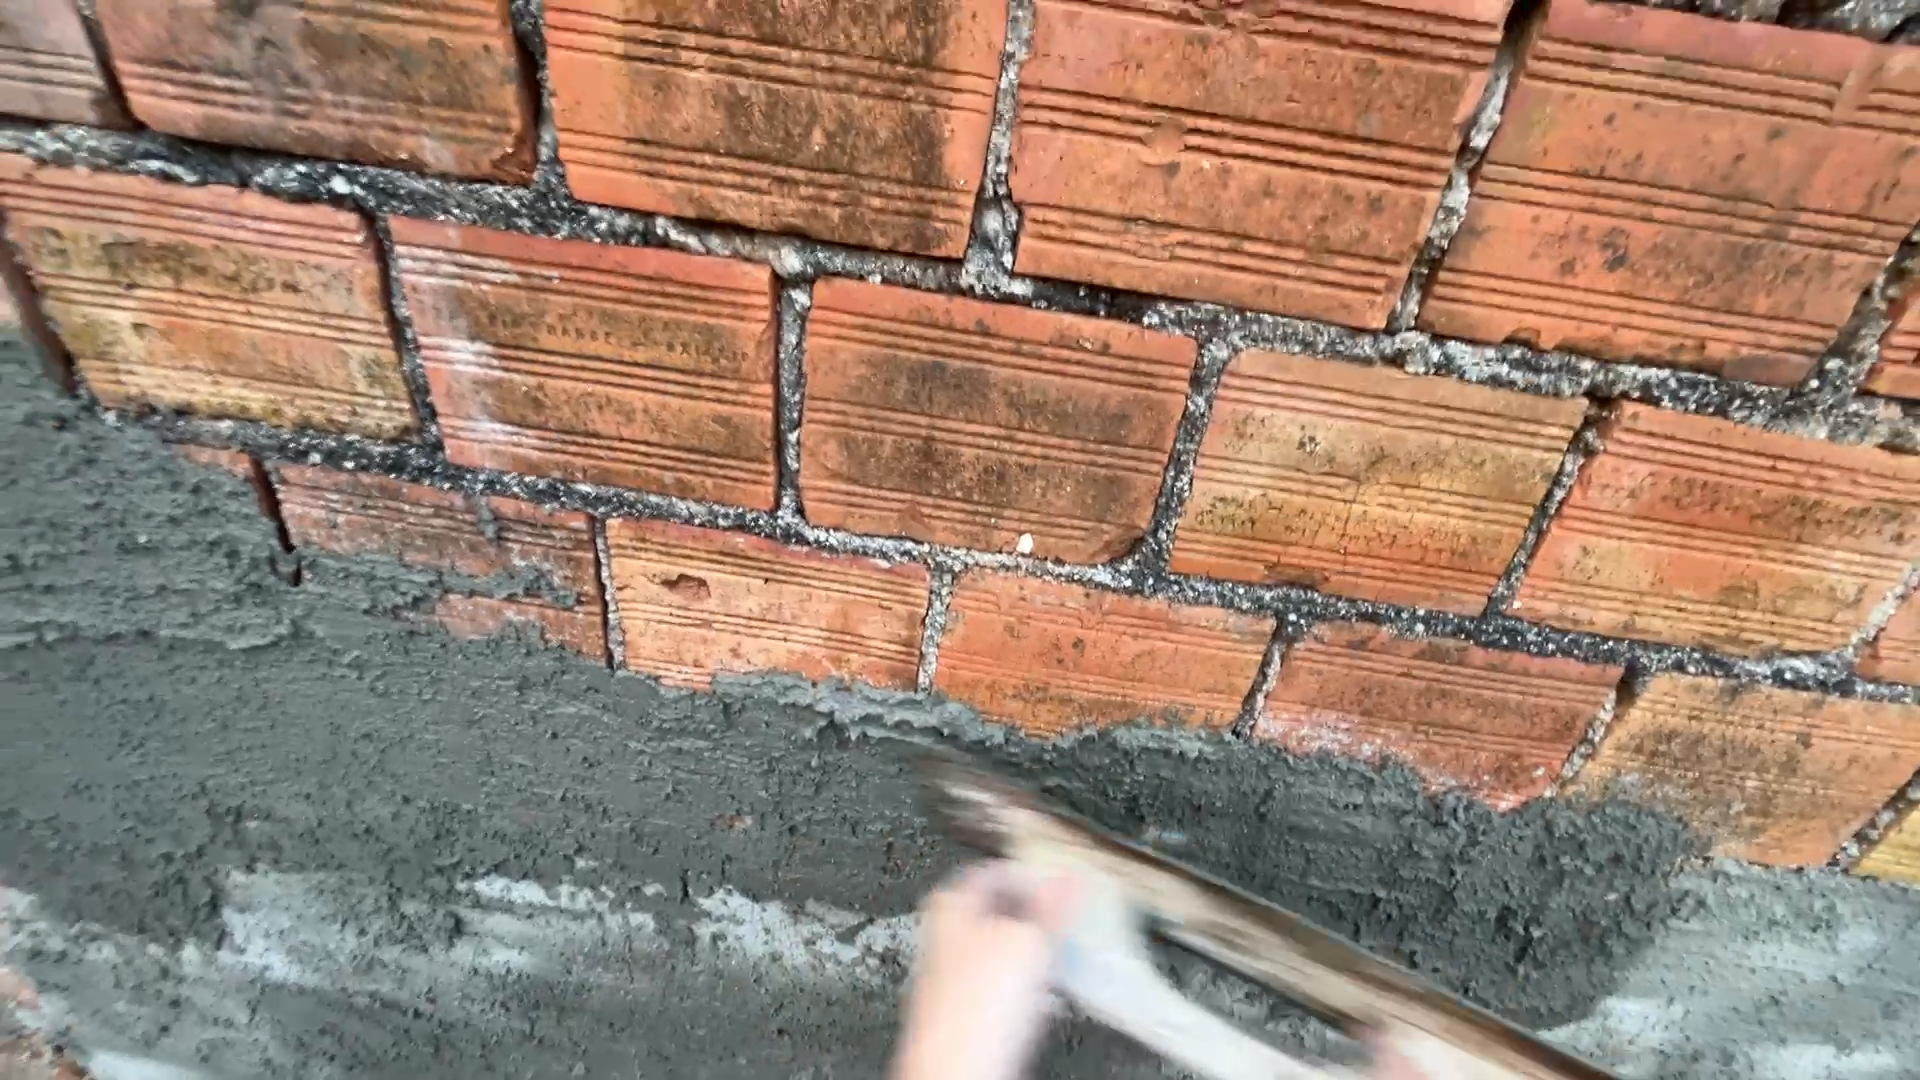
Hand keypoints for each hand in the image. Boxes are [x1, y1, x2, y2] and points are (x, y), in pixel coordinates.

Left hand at [890, 860, 1081, 1079]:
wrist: (954, 1074)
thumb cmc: (970, 1011)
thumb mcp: (1028, 942)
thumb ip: (1053, 906)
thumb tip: (1070, 877)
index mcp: (951, 900)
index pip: (998, 869)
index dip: (1032, 876)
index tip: (1059, 886)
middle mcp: (944, 929)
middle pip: (999, 907)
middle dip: (1034, 914)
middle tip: (1062, 921)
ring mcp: (951, 969)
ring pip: (1001, 943)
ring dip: (1032, 948)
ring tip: (1057, 957)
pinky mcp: (961, 1004)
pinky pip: (999, 979)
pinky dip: (1022, 979)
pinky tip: (1040, 994)